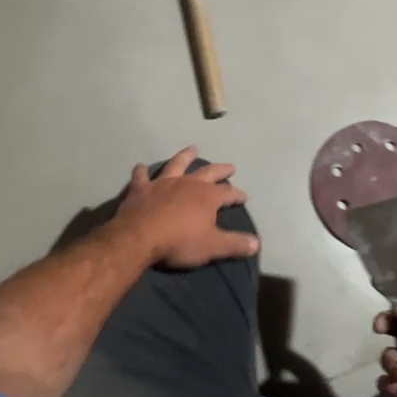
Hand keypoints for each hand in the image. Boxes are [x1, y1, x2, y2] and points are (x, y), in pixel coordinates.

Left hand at [109, 147, 258, 268]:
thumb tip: (257, 243)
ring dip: (185, 156)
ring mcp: (162, 183)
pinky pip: (141, 176)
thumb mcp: (213, 247)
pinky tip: (140, 166)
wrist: (139, 237)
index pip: (228, 193)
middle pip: (208, 172)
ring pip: (177, 164)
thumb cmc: (180, 242)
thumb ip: (235, 244)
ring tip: (192, 149)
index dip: (237, 195)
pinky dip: (141, 170)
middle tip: (230, 167)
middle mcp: (187, 183)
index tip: (244, 197)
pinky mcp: (141, 188)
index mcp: (207, 196)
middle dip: (220, 170)